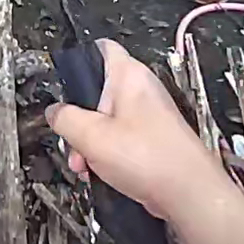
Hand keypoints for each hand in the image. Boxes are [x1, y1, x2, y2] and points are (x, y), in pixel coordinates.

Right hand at [45, 40, 233, 225]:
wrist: (189, 195)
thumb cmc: (150, 159)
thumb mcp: (90, 136)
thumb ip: (64, 119)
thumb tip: (54, 112)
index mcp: (128, 76)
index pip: (101, 48)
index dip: (79, 60)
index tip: (64, 83)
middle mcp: (142, 90)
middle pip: (97, 93)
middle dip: (79, 121)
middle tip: (74, 141)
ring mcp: (150, 115)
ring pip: (107, 120)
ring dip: (91, 143)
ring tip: (86, 166)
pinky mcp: (154, 138)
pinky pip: (122, 138)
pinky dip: (108, 154)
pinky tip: (102, 174)